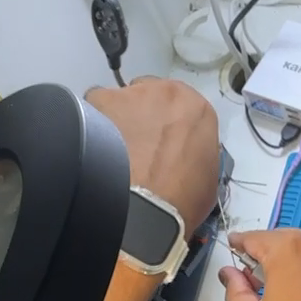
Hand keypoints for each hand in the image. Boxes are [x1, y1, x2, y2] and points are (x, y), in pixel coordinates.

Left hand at [85, 78, 218, 239]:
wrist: (148, 208)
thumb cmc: (185, 199)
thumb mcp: (207, 176)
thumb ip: (195, 152)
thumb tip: (181, 156)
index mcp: (197, 109)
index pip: (181, 108)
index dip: (169, 126)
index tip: (162, 144)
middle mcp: (166, 92)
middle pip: (150, 96)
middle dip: (144, 117)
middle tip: (138, 148)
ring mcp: (131, 94)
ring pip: (120, 101)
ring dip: (118, 120)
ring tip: (112, 153)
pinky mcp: (101, 102)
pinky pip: (93, 108)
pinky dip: (93, 125)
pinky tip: (95, 149)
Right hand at [219, 229, 300, 300]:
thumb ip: (235, 290)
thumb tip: (230, 273)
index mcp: (287, 249)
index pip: (253, 238)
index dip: (239, 244)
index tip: (233, 249)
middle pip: (282, 240)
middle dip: (267, 255)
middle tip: (257, 279)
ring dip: (293, 263)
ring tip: (285, 291)